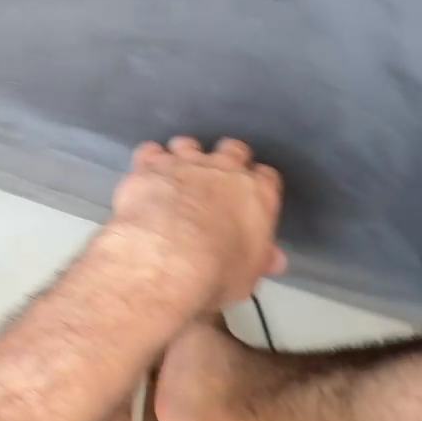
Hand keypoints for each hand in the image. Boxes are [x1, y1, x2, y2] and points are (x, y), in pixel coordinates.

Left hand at [107, 137, 286, 311]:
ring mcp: (185, 162)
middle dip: (227, 161)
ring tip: (177, 177)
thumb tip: (274, 258)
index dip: (258, 185)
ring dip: (185, 157)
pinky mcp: (151, 165)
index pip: (267, 177)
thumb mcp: (248, 276)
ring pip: (189, 145)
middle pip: (232, 150)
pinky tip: (147, 176)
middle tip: (217, 180)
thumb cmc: (216, 272)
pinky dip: (149, 162)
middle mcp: (224, 168)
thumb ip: (261, 258)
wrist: (168, 257)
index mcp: (257, 192)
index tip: (251, 197)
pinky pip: (150, 152)